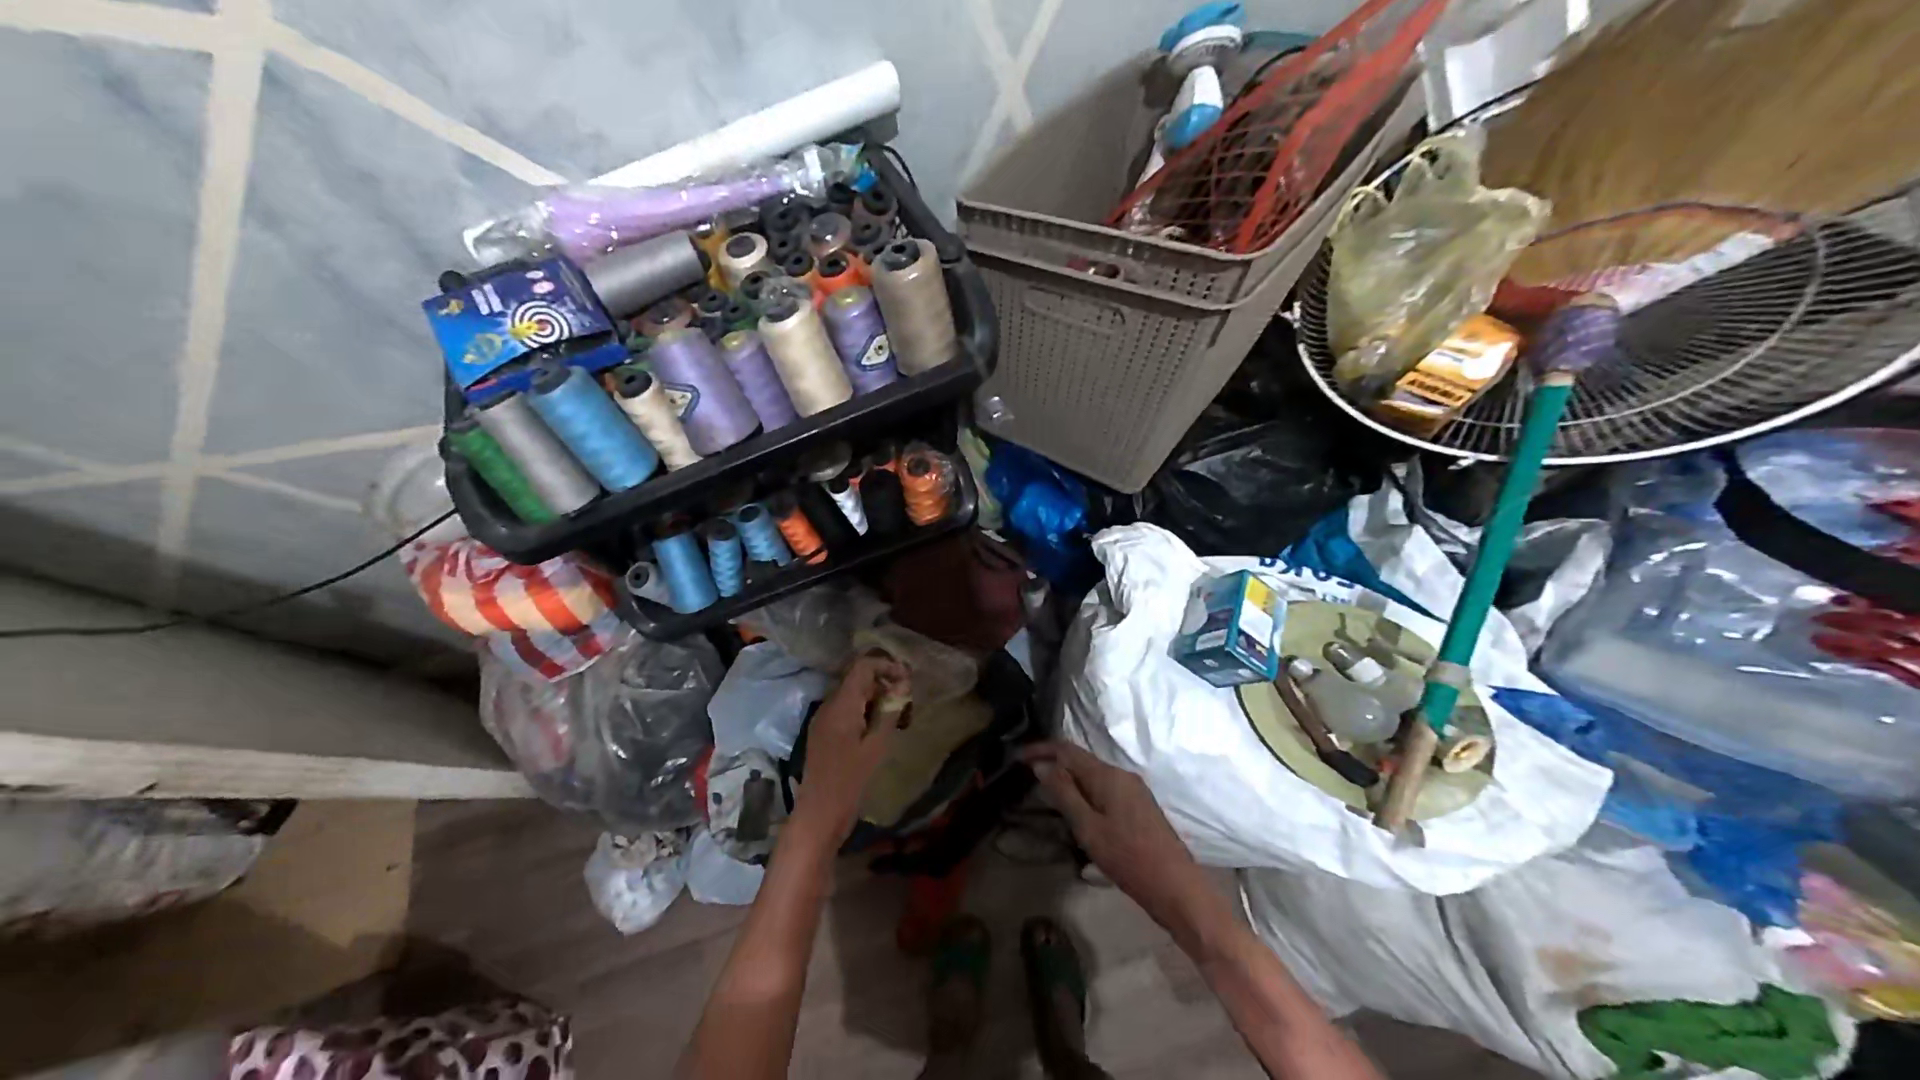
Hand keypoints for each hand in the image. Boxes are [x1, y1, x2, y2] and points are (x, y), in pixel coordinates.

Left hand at [791, 655, 909, 841]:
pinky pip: (845, 711)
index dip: (887, 667)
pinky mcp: (823, 733)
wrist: (819, 814)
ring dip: (875, 699)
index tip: (907, 681)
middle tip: (907, 703)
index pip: (863, 667)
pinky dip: (864, 712)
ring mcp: (823, 720)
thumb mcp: (877, 746)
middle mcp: (828, 706)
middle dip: (883, 684)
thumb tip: (902, 686)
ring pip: (852, 696)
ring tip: (897, 718)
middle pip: (857, 679)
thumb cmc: (850, 781)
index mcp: (840, 705)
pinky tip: (879, 730)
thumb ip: (890, 711)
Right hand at [1022, 741, 1218, 936]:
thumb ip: (1064, 793)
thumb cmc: (1128, 858)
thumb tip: (1042, 765)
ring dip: (1068, 778)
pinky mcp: (1139, 806)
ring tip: (1045, 791)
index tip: (1017, 756)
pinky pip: (1104, 788)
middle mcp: (1122, 774)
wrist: (1176, 887)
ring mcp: (1133, 790)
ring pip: (1093, 775)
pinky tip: (1075, 807)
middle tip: (1026, 774)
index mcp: (1108, 775)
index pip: (1067, 749)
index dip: (1041, 749)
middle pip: (1081, 759)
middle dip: (1053, 762)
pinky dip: (1084, 790)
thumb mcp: (1088, 827)